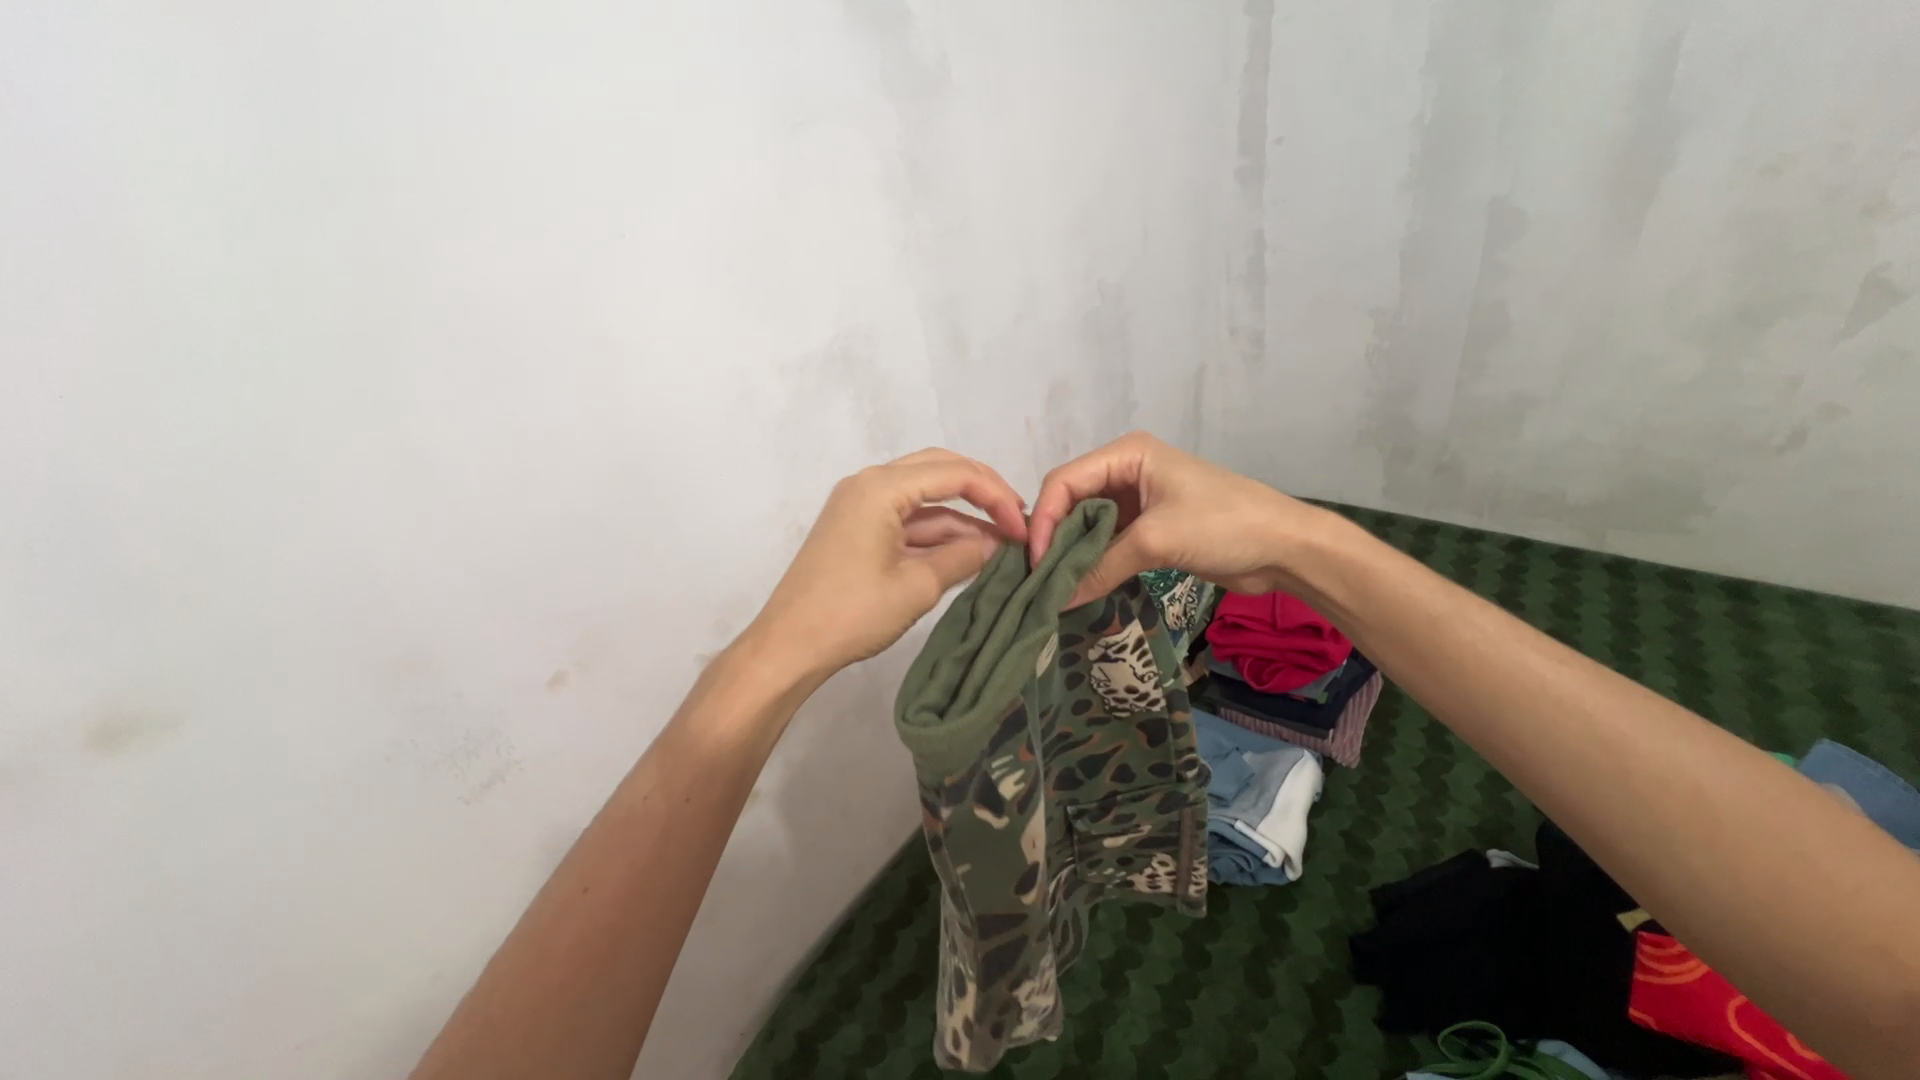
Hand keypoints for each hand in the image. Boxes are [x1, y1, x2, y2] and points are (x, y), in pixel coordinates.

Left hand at [749, 449, 1029, 677]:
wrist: (790, 645)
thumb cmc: (852, 613)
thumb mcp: (917, 586)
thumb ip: (962, 557)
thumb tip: (994, 545)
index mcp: (881, 487)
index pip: (953, 473)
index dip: (995, 495)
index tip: (1023, 526)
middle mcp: (868, 484)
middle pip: (938, 471)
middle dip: (981, 492)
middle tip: (1016, 518)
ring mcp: (860, 506)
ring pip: (923, 497)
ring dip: (961, 516)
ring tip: (1001, 541)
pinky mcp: (857, 529)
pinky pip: (906, 518)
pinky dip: (937, 532)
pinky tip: (968, 550)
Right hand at [1027, 431, 1328, 608]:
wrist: (1285, 546)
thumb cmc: (1222, 525)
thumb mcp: (1157, 541)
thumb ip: (1101, 567)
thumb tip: (1055, 600)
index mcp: (1126, 454)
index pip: (1064, 481)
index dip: (1044, 520)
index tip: (1036, 562)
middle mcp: (1126, 471)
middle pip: (1072, 502)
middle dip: (1055, 538)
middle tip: (1037, 579)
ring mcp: (1138, 500)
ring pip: (1089, 525)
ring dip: (1073, 553)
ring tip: (1053, 587)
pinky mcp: (1150, 528)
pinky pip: (1108, 543)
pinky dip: (1094, 562)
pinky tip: (1080, 585)